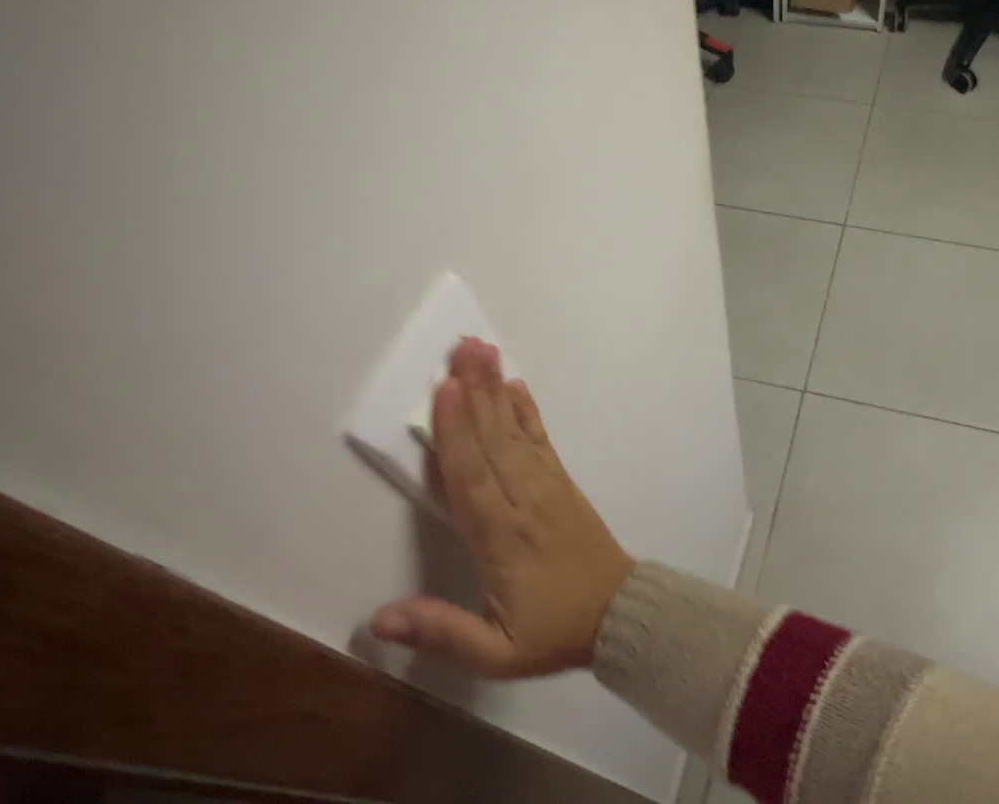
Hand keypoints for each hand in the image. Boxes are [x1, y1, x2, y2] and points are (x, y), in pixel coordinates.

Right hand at [369, 338, 634, 678]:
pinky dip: (529, 413)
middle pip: (494, 440)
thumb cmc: (553, 631)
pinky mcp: (562, 485)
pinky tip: (517, 388)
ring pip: (516, 433)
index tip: (446, 389)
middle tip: (464, 345)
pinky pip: (542, 442)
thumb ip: (441, 632)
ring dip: (498, 390)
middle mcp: (524, 502)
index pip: (473, 476)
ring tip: (484, 351)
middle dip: (477, 390)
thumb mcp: (496, 652)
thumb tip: (378, 620)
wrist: (619, 616)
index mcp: (502, 538)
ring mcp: (547, 488)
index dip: (457, 431)